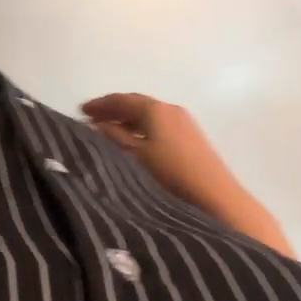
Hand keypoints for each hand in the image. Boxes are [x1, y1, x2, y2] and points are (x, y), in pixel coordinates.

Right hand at [81, 93, 227, 201]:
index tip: (81, 111)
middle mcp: (170, 109)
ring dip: (128, 122)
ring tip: (109, 134)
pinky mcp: (193, 140)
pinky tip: (135, 145)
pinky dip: (142, 130)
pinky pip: (159, 127)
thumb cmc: (171, 175)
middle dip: (113, 111)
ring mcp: (185, 124)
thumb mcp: (135, 156)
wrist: (219, 201)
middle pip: (136, 105)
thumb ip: (113, 138)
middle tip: (93, 120)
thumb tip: (95, 126)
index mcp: (155, 109)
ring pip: (148, 117)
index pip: (121, 99)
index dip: (100, 104)